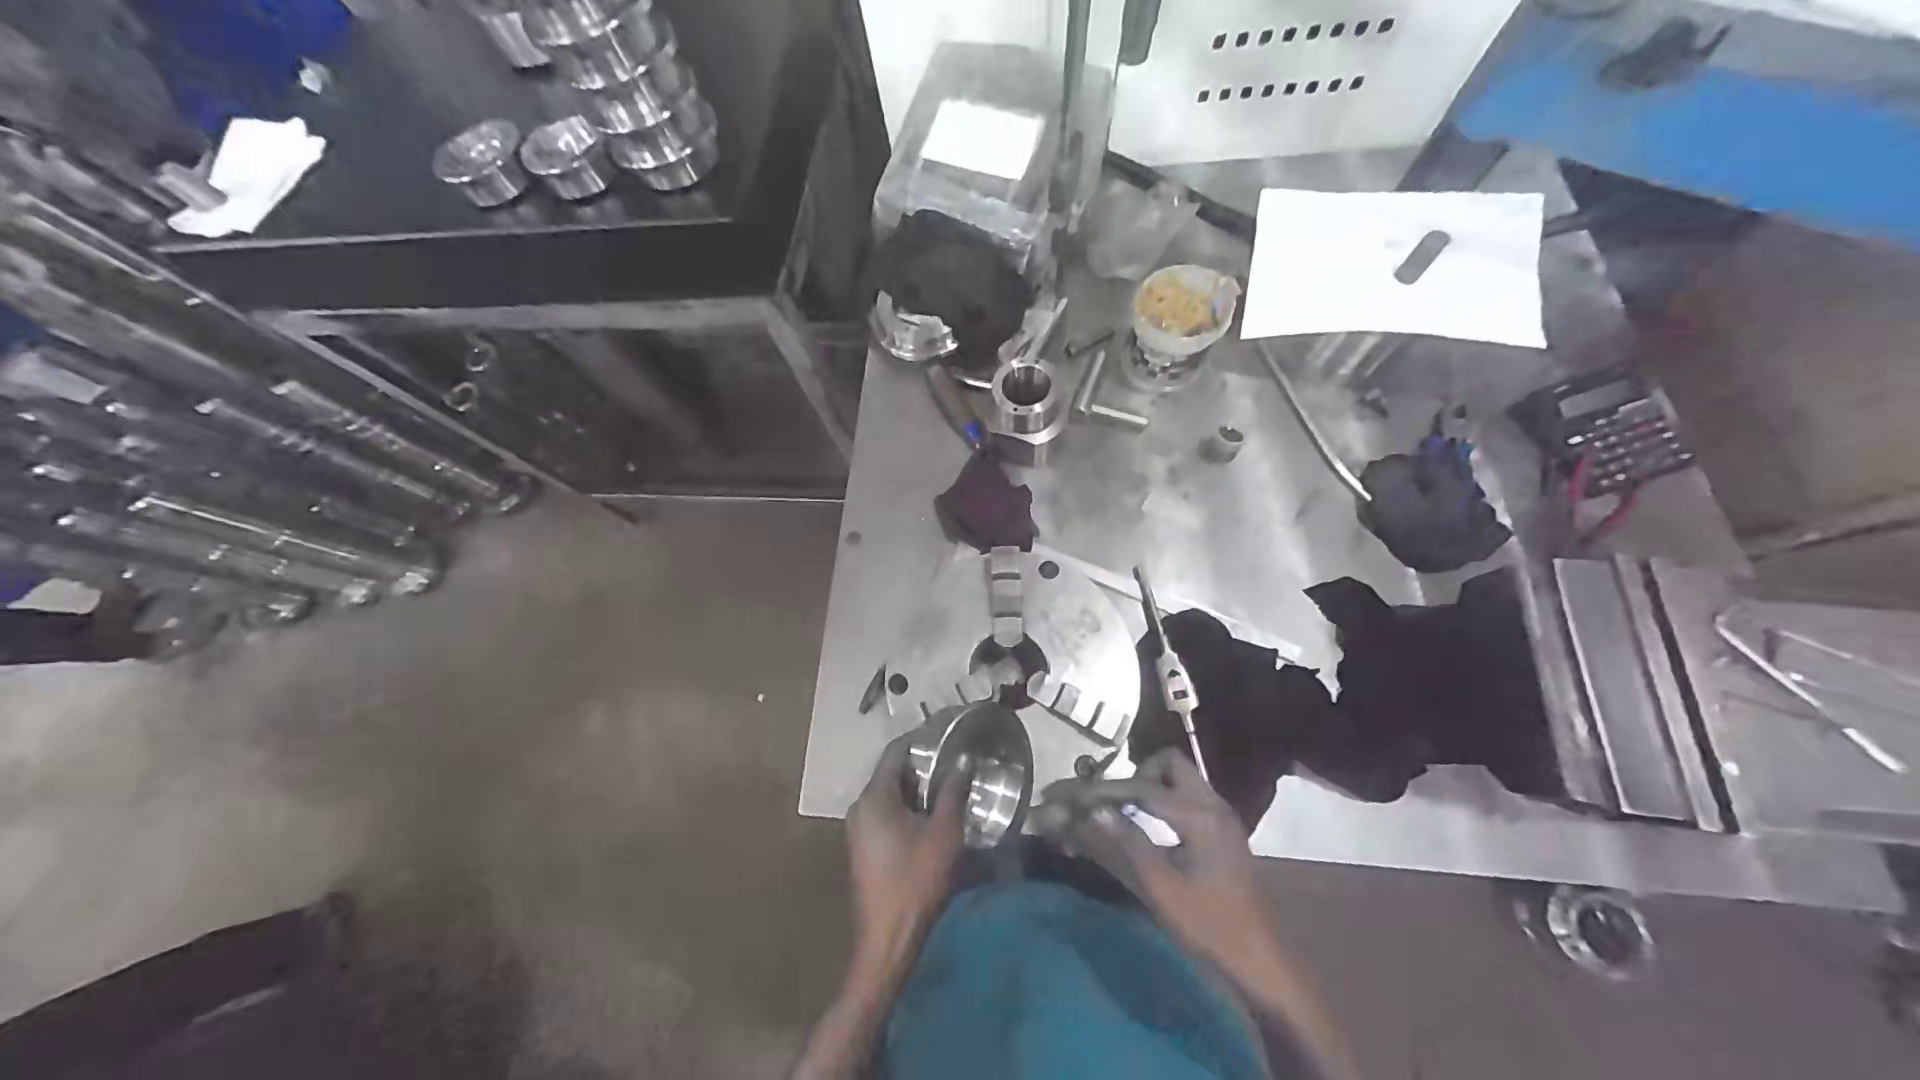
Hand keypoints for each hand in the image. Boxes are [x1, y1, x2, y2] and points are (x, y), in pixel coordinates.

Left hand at [845, 733, 968, 968]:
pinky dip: (906, 809)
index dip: (920, 740)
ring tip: (948, 788)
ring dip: (915, 790)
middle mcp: (860, 807)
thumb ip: (953, 791)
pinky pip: (885, 815)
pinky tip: (931, 818)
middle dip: (921, 766)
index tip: (945, 735)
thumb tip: (964, 761)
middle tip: (953, 763)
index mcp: (874, 796)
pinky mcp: (863, 849)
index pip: (895, 751)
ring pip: (889, 796)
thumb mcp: (945, 831)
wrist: (889, 938)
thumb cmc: (917, 879)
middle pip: (891, 773)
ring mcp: (858, 830)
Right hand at [1032, 749, 1284, 991]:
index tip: (1064, 796)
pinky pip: (1183, 797)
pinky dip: (1157, 802)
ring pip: (1175, 777)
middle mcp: (1212, 803)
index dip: (1098, 790)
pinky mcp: (1219, 829)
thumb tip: (1088, 810)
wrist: (1261, 961)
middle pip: (1164, 764)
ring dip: (1143, 787)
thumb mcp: (1160, 889)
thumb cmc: (1210, 928)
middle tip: (1102, 805)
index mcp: (1199, 815)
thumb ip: (1123, 844)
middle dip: (1129, 778)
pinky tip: (1139, 828)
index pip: (1139, 787)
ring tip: (1116, 815)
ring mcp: (1219, 815)